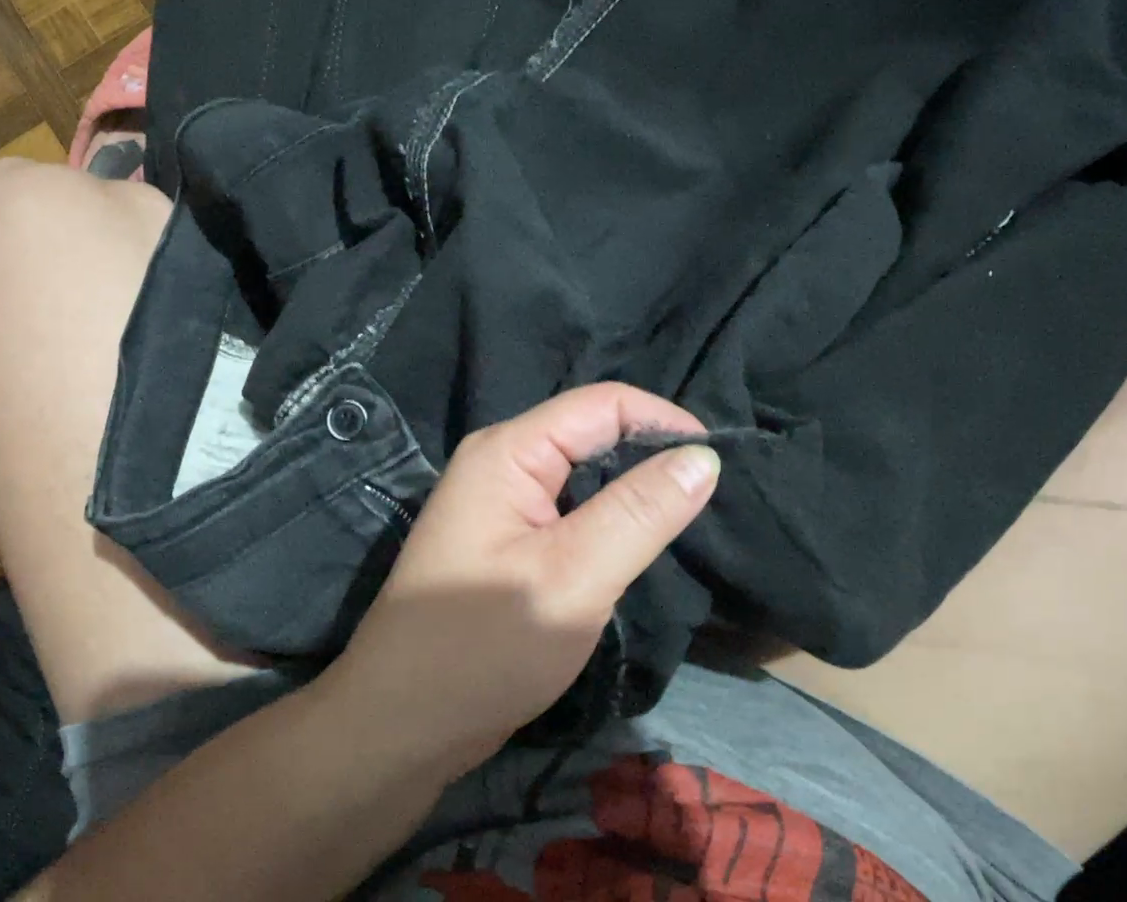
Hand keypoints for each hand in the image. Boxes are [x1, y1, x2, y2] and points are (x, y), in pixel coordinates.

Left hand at [316, 383, 719, 775]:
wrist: (404, 722)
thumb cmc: (485, 645)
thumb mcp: (574, 576)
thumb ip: (640, 512)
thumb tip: (704, 456)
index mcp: (507, 452)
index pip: (602, 404)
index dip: (664, 421)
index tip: (722, 465)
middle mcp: (498, 465)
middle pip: (590, 434)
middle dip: (651, 457)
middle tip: (714, 499)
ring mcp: (496, 508)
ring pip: (581, 478)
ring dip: (631, 494)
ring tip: (689, 523)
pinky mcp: (502, 546)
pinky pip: (565, 514)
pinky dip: (605, 524)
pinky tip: (637, 550)